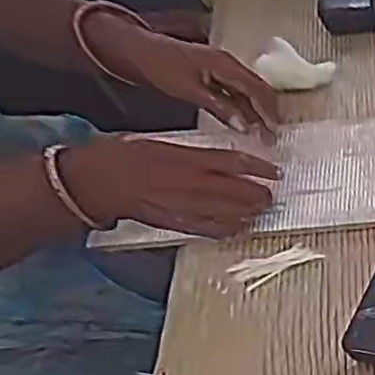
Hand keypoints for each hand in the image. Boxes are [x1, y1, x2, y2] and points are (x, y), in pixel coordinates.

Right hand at [59, 135, 277, 237]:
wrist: (99, 181)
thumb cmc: (126, 158)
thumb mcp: (162, 145)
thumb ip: (194, 154)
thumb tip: (220, 161)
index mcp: (190, 158)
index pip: (236, 162)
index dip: (260, 167)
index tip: (275, 171)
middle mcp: (195, 182)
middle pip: (242, 190)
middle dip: (261, 194)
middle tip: (271, 195)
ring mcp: (192, 205)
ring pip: (234, 211)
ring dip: (253, 211)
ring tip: (262, 210)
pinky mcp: (184, 223)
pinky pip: (217, 229)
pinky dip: (233, 229)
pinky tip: (244, 227)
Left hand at [83, 13, 280, 133]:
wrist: (131, 49)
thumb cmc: (157, 64)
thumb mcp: (188, 88)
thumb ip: (219, 107)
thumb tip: (246, 125)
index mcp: (224, 64)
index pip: (258, 89)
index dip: (269, 111)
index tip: (274, 131)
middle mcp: (227, 64)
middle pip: (257, 91)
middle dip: (267, 114)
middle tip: (272, 137)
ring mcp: (220, 70)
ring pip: (248, 94)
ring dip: (256, 114)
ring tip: (261, 134)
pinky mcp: (212, 77)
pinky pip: (235, 94)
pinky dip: (243, 110)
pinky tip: (243, 123)